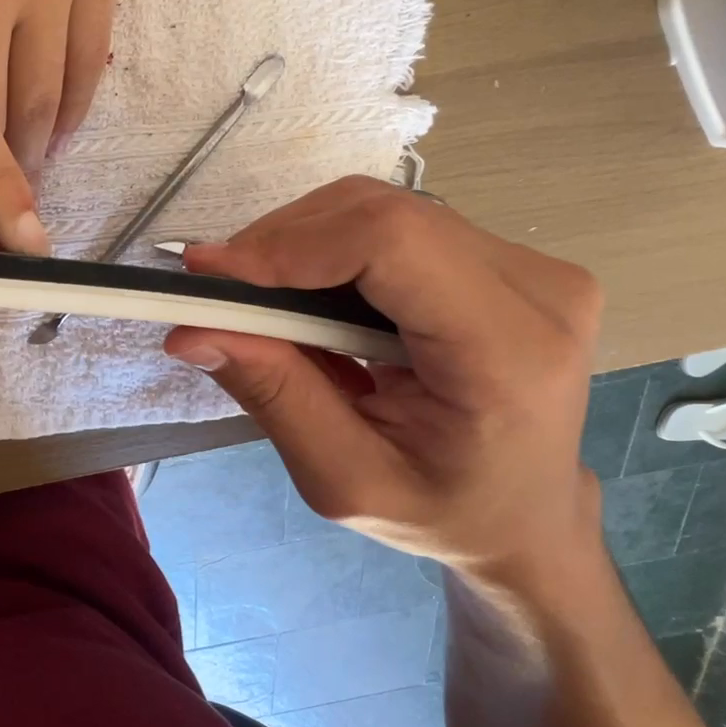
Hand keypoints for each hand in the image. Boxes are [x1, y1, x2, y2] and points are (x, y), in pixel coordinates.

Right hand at [162, 177, 605, 583]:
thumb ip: (274, 397)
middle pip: (377, 213)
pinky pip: (386, 224)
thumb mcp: (341, 478)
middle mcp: (536, 287)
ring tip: (258, 308)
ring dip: (295, 246)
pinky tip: (301, 302)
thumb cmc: (439, 513)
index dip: (289, 245)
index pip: (391, 242)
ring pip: (375, 208)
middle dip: (277, 244)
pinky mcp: (499, 258)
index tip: (206, 277)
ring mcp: (525, 264)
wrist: (522, 518)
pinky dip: (321, 251)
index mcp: (508, 351)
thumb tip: (189, 332)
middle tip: (217, 297)